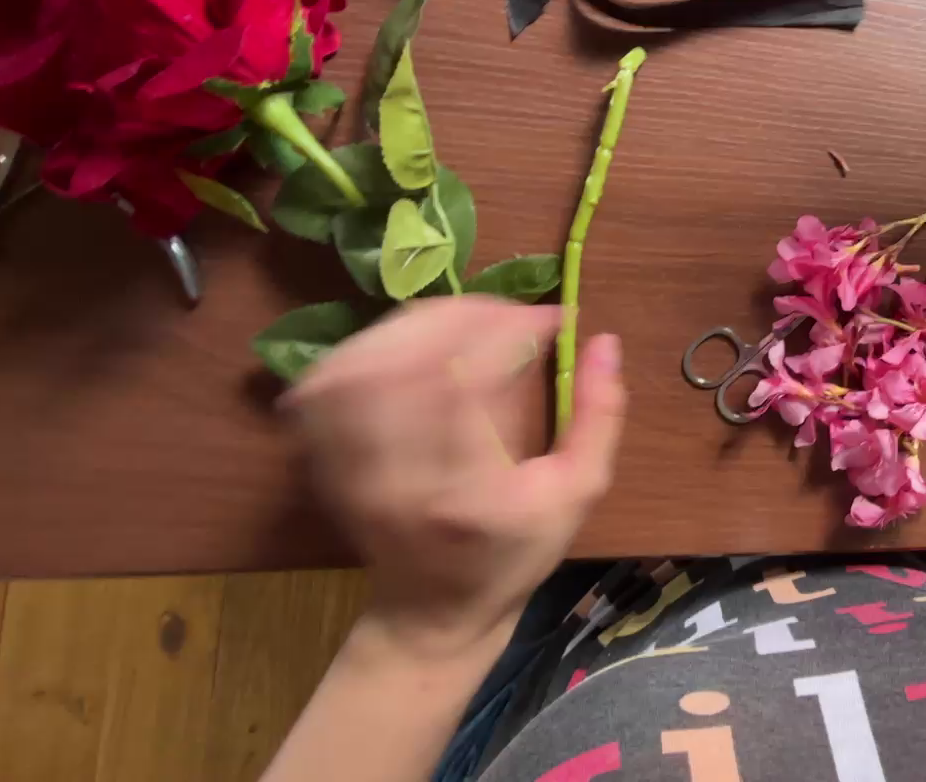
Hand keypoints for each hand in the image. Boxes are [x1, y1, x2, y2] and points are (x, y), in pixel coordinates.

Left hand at [284, 296, 625, 658]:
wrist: (429, 610)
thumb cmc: (517, 550)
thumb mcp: (582, 488)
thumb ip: (600, 413)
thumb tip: (605, 340)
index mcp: (465, 491)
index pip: (469, 385)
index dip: (514, 332)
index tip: (558, 320)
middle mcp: (394, 474)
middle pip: (409, 362)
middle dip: (471, 316)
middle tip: (517, 314)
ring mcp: (346, 464)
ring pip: (365, 361)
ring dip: (426, 323)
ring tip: (475, 321)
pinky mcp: (321, 454)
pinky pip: (332, 376)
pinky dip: (377, 342)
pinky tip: (420, 342)